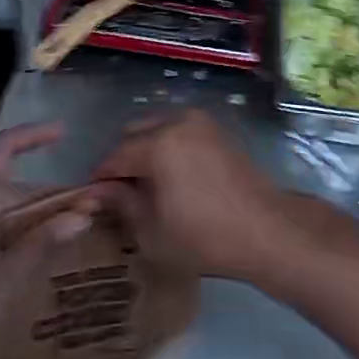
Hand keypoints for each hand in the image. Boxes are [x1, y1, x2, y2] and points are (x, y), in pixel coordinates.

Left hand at [0, 123, 97, 358]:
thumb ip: (38, 248)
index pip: (21, 178)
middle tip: (69, 165)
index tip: (90, 192)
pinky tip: (21, 246)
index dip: (57, 187)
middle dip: (34, 161)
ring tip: (56, 221)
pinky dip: (4, 220)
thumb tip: (83, 214)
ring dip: (22, 200)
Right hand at [91, 109, 295, 281]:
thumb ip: (121, 204)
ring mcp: (200, 121)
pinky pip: (180, 129)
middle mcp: (177, 121)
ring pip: (158, 127)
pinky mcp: (216, 128)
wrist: (264, 228)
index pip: (116, 156)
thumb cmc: (204, 237)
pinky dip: (169, 145)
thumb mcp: (152, 231)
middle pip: (135, 133)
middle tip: (124, 192)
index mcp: (158, 144)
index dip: (102, 178)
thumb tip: (97, 191)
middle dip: (125, 159)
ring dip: (147, 149)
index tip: (95, 198)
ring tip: (150, 184)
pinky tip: (175, 175)